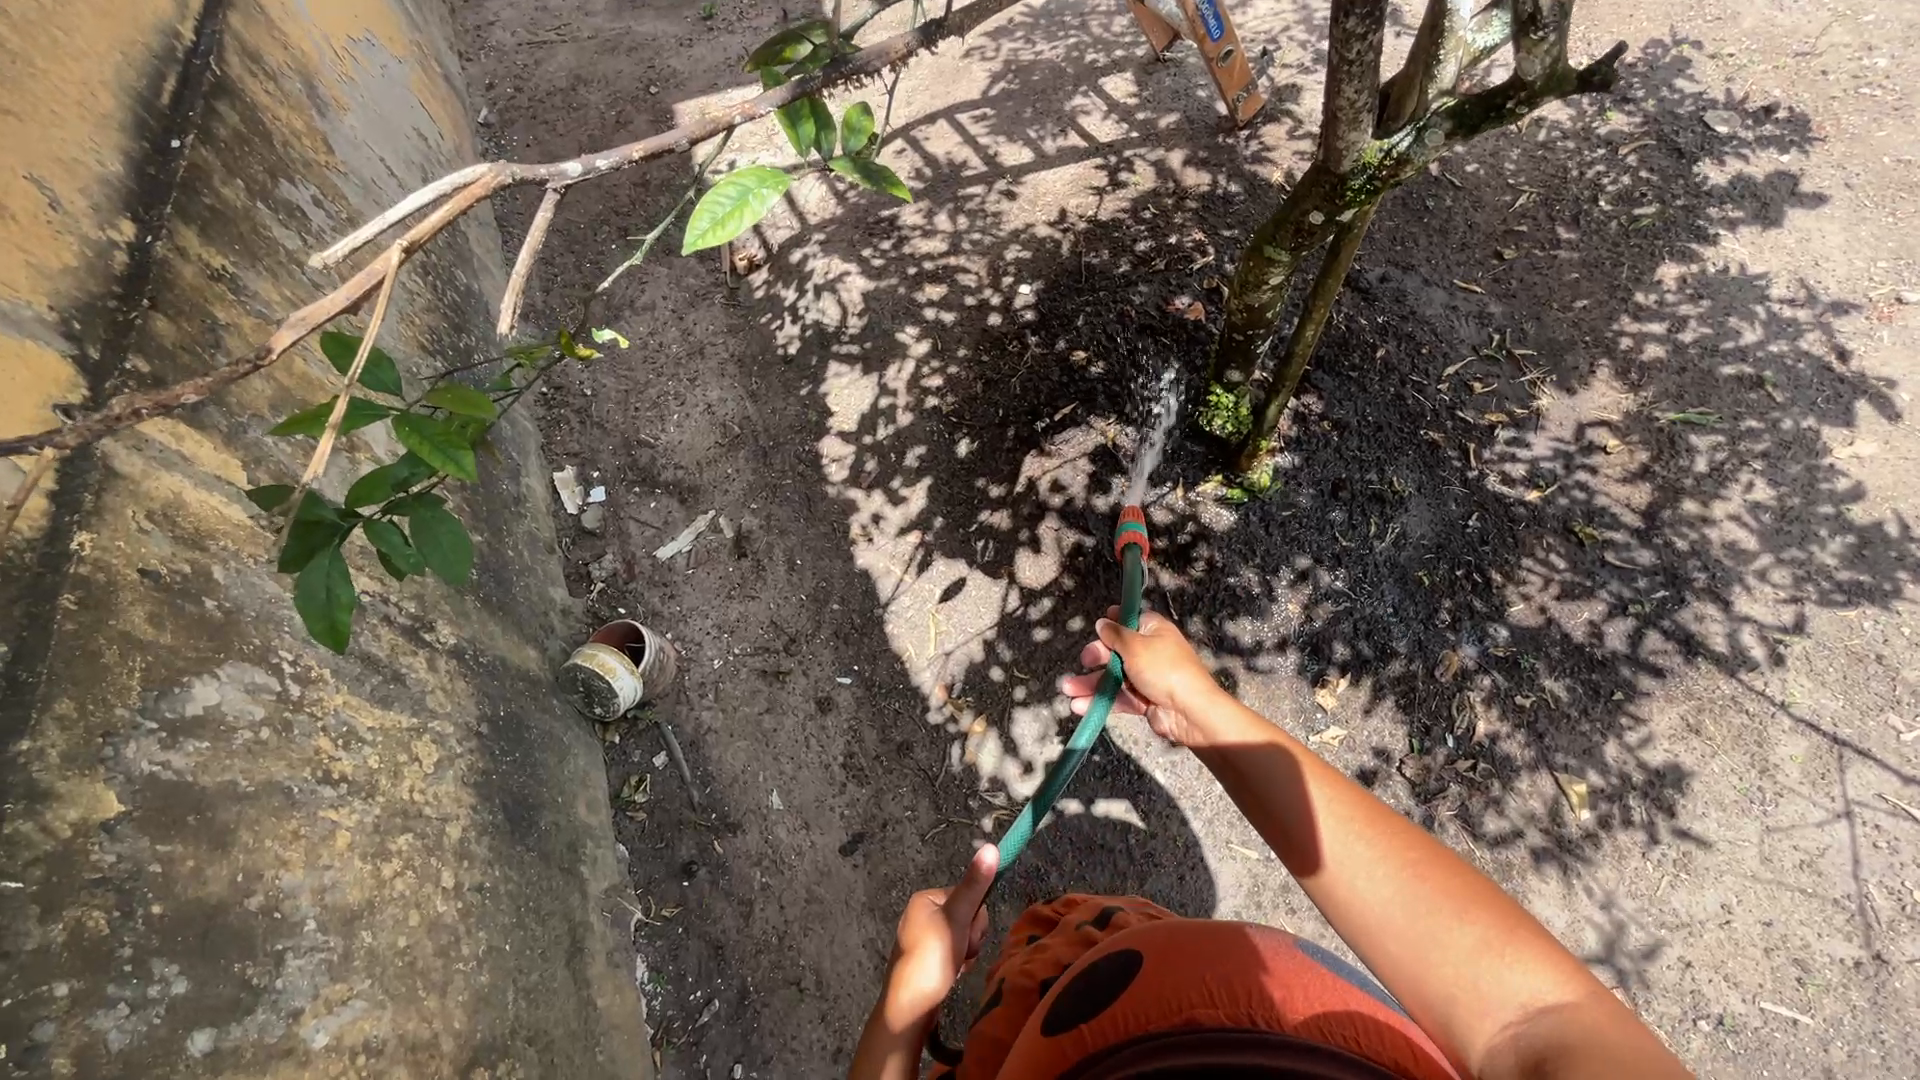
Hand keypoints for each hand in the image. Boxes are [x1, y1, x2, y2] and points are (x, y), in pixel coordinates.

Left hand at [884, 844, 998, 1021]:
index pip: (967, 895)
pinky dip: (957, 964)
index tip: (967, 935)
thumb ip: (975, 885)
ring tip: (955, 966)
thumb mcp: (957, 919)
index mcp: (926, 898)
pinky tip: (951, 975)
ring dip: (965, 952)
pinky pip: (952, 953)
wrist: (908, 1010)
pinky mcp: (925, 960)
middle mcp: (921, 913)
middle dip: (970, 938)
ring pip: (962, 937)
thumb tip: (993, 847)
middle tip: (960, 953)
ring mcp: (922, 938)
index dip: (974, 918)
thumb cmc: (931, 959)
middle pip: (966, 916)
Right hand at [1058, 607, 1224, 747]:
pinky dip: (1100, 701)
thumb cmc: (1164, 669)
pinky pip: (1118, 697)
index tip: (1097, 626)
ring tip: (1068, 690)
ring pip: (1112, 677)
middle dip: (1095, 657)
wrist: (1190, 712)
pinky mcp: (1143, 699)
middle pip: (1115, 650)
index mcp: (1153, 631)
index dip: (1112, 623)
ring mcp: (1146, 677)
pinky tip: (1080, 706)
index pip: (1129, 621)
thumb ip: (1115, 634)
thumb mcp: (1136, 645)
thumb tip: (1102, 621)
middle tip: (1084, 661)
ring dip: (1090, 683)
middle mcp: (1149, 652)